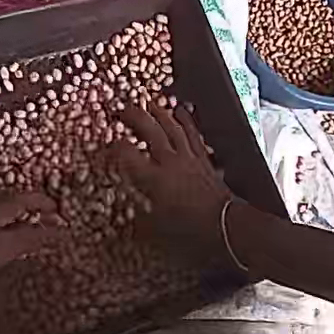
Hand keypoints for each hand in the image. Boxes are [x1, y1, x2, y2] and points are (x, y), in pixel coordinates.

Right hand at [109, 104, 235, 266]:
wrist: (227, 223)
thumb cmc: (191, 229)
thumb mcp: (159, 230)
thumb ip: (141, 220)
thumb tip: (129, 219)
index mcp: (153, 179)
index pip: (127, 155)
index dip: (114, 147)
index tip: (106, 143)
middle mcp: (169, 162)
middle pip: (149, 131)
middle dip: (134, 117)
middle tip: (121, 108)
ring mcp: (189, 158)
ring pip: (172, 128)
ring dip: (159, 113)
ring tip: (150, 103)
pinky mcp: (204, 159)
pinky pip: (193, 135)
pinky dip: (186, 121)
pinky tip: (182, 112)